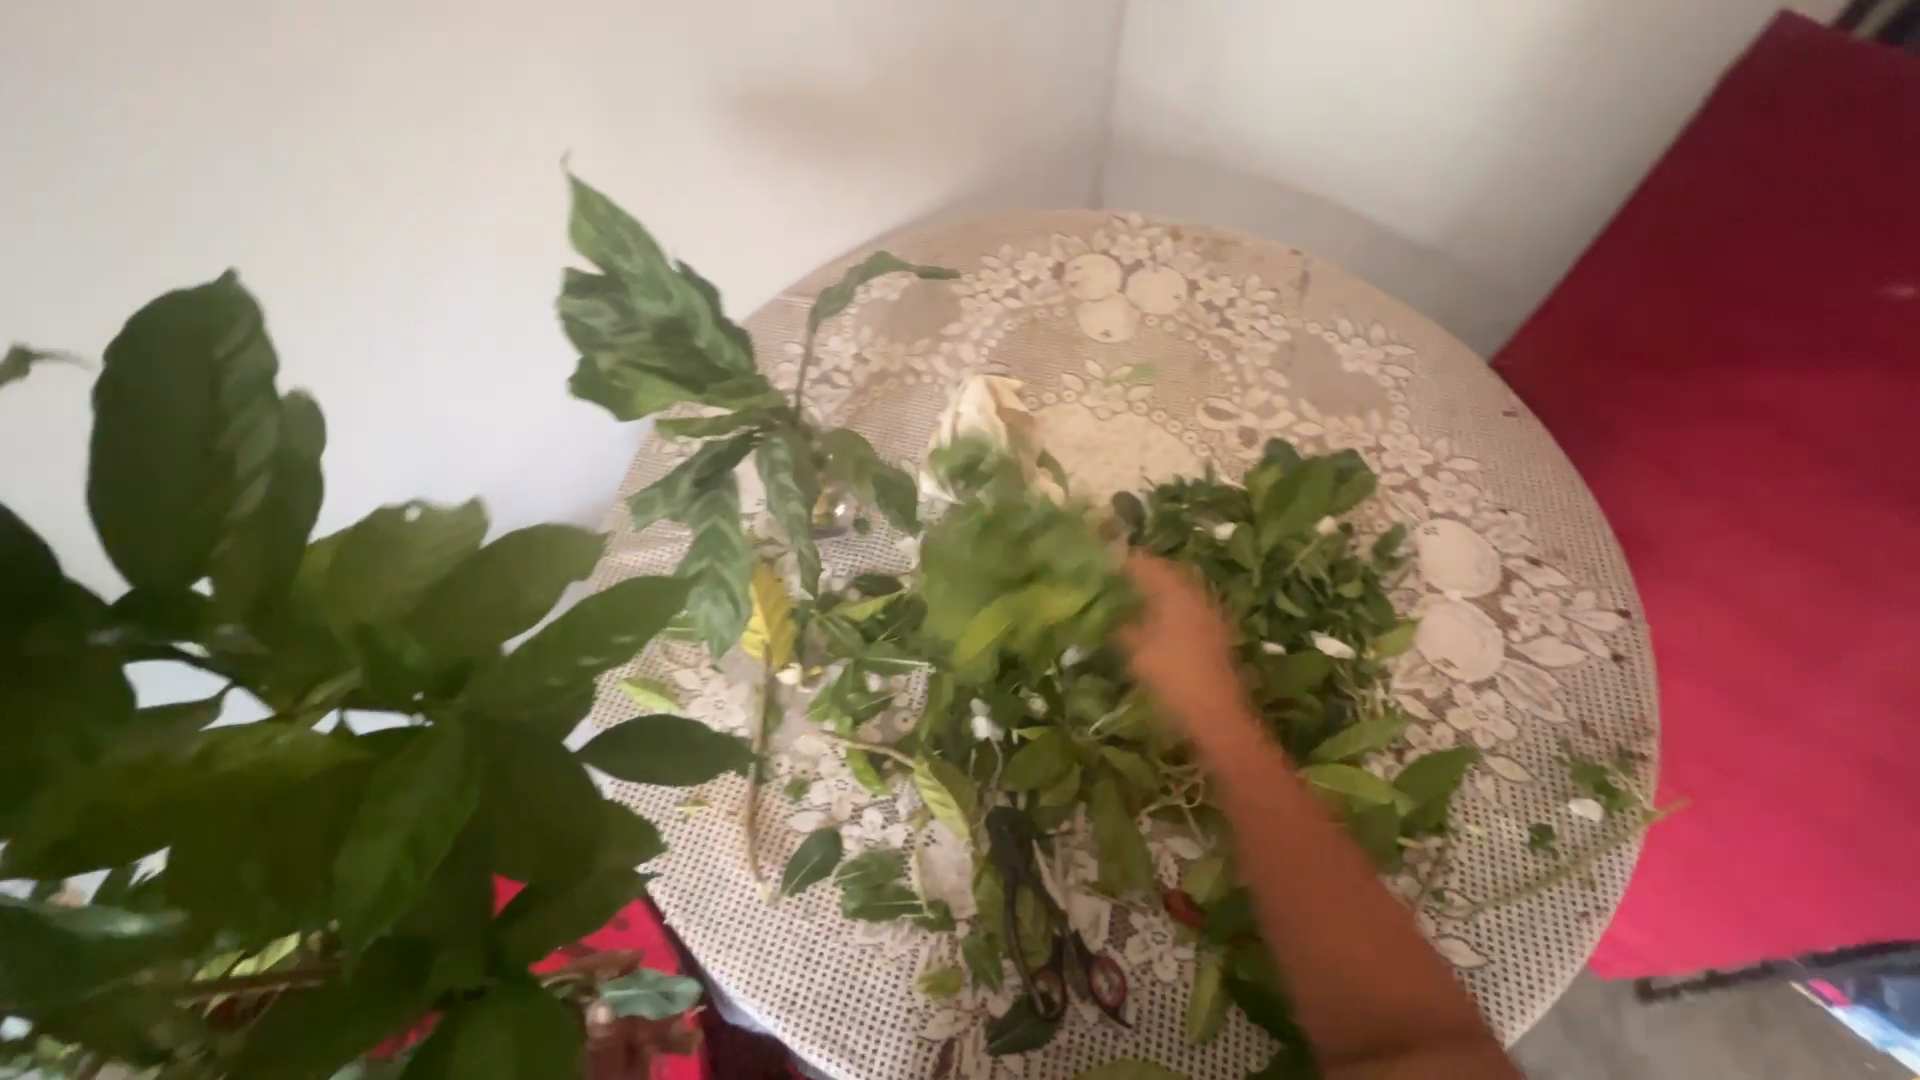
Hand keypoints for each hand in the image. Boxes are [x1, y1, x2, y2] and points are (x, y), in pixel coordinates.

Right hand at [1115, 554, 1248, 735]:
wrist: (1216, 713)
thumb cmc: (1171, 676)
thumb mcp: (1135, 651)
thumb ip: (1120, 627)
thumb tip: (1111, 617)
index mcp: (1176, 592)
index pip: (1147, 564)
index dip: (1125, 560)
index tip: (1104, 559)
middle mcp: (1197, 595)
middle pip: (1169, 572)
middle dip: (1145, 571)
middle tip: (1120, 574)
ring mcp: (1211, 613)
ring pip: (1181, 590)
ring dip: (1159, 589)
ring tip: (1134, 595)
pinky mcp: (1217, 633)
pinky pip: (1189, 608)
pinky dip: (1170, 607)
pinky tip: (1155, 620)